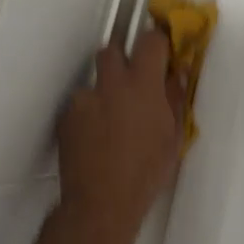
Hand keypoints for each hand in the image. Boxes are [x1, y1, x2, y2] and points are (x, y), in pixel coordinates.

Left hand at [55, 30, 185, 243]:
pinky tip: (93, 139)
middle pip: (112, 50)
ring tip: (108, 119)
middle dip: (121, 60)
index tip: (161, 52)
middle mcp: (112, 83)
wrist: (102, 203)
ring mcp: (85, 99)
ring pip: (93, 81)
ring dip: (102, 91)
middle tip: (130, 82)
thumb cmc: (147, 171)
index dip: (157, 42)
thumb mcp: (173, 136)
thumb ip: (174, 98)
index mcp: (143, 84)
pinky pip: (79, 105)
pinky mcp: (66, 117)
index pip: (151, 41)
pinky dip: (87, 115)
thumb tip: (178, 73)